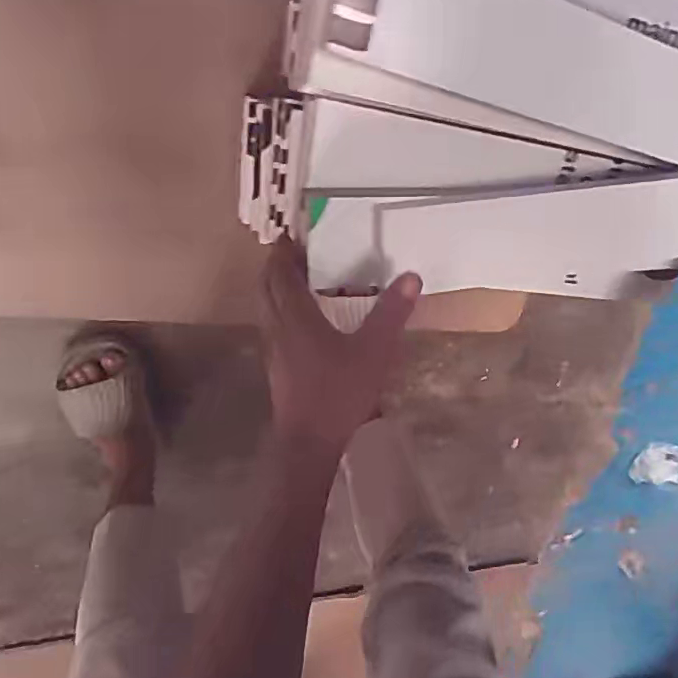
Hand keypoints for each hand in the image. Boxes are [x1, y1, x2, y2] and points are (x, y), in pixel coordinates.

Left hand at [260, 239, 421, 454]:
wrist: (309, 442)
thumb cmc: (339, 392)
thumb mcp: (374, 350)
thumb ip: (391, 313)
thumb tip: (411, 277)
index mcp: (295, 317)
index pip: (280, 274)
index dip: (284, 252)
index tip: (295, 236)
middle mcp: (277, 328)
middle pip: (266, 287)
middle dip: (276, 266)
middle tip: (297, 254)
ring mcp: (273, 350)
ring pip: (266, 308)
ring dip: (276, 289)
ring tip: (300, 282)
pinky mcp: (276, 368)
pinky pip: (273, 326)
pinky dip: (281, 311)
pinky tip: (304, 322)